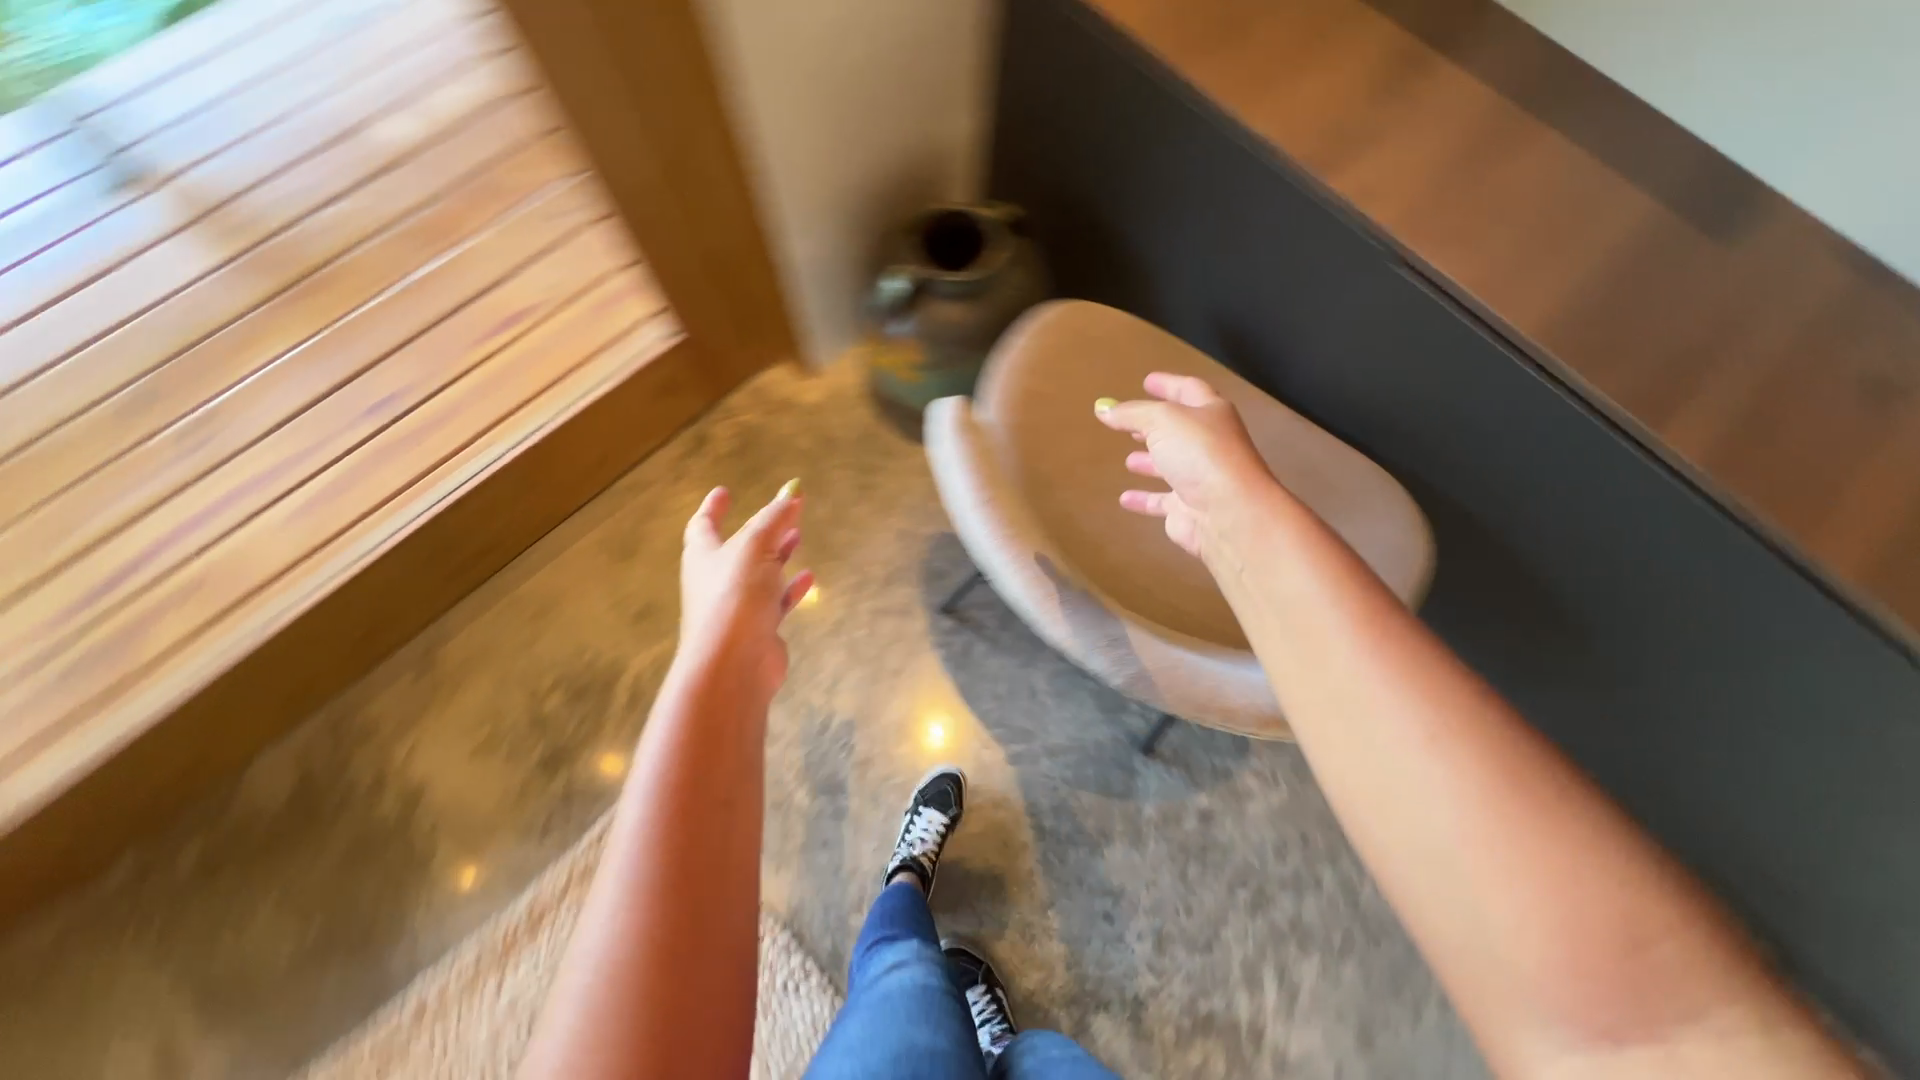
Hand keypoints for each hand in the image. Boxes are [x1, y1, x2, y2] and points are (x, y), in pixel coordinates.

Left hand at [679, 484, 814, 700]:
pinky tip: (809, 577)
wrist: (732, 665)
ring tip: (798, 537)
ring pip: (759, 575)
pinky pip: (775, 603)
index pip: (703, 525)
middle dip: (759, 530)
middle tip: (781, 514)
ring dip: (777, 555)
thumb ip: (774, 518)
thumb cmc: (734, 597)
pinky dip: (791, 589)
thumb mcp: (754, 547)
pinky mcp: (758, 631)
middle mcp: (715, 580)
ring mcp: (736, 608)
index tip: (724, 492)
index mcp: (703, 556)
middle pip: (737, 549)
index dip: (713, 508)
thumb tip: (792, 490)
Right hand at [1096, 373, 1276, 558]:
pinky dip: (1144, 499)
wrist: (1228, 512)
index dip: (1168, 384)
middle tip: (1131, 423)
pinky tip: (1125, 499)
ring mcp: (1200, 478)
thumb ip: (1131, 413)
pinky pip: (1161, 501)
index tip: (1147, 380)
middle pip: (1180, 430)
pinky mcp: (1188, 509)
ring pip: (1172, 466)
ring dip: (1150, 461)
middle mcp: (1209, 444)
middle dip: (1155, 425)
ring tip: (1129, 459)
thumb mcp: (1161, 421)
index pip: (1189, 390)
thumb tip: (1102, 408)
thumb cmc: (1199, 453)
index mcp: (1211, 413)